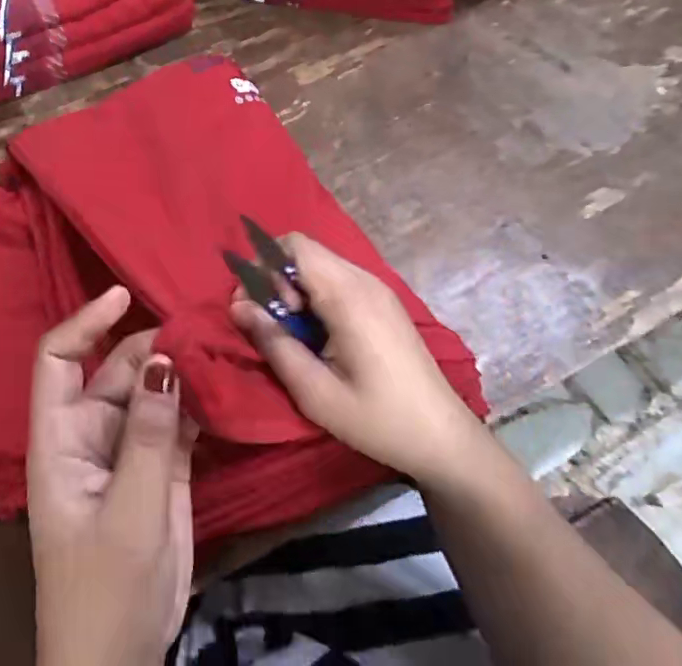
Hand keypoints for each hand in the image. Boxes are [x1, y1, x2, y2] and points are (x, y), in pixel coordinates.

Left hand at [27, 286, 197, 665]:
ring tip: (225, 341)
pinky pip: (177, 417)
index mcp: (61, 438)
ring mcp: (128, 448)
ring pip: (153, 389)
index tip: (124, 293)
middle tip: (207, 325)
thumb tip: (165, 360)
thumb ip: (148, 435)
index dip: (85, 322)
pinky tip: (229, 382)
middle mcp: (91, 432)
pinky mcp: (160, 465)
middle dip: (155, 344)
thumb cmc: (106, 589)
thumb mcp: (129, 513)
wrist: (123, 658)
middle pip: (118, 368)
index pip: (58, 361)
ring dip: (183, 368)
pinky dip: (199, 399)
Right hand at [230, 234, 491, 487]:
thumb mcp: (315, 392)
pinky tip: (318, 334)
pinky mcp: (383, 301)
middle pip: (304, 250)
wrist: (442, 436)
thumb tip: (238, 306)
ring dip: (294, 288)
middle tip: (271, 323)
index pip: (293, 246)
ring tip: (294, 333)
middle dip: (274, 278)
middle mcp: (364, 279)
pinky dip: (315, 294)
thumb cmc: (377, 419)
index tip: (260, 312)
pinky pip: (337, 278)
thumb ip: (273, 343)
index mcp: (348, 295)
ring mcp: (377, 288)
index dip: (264, 269)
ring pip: (319, 263)